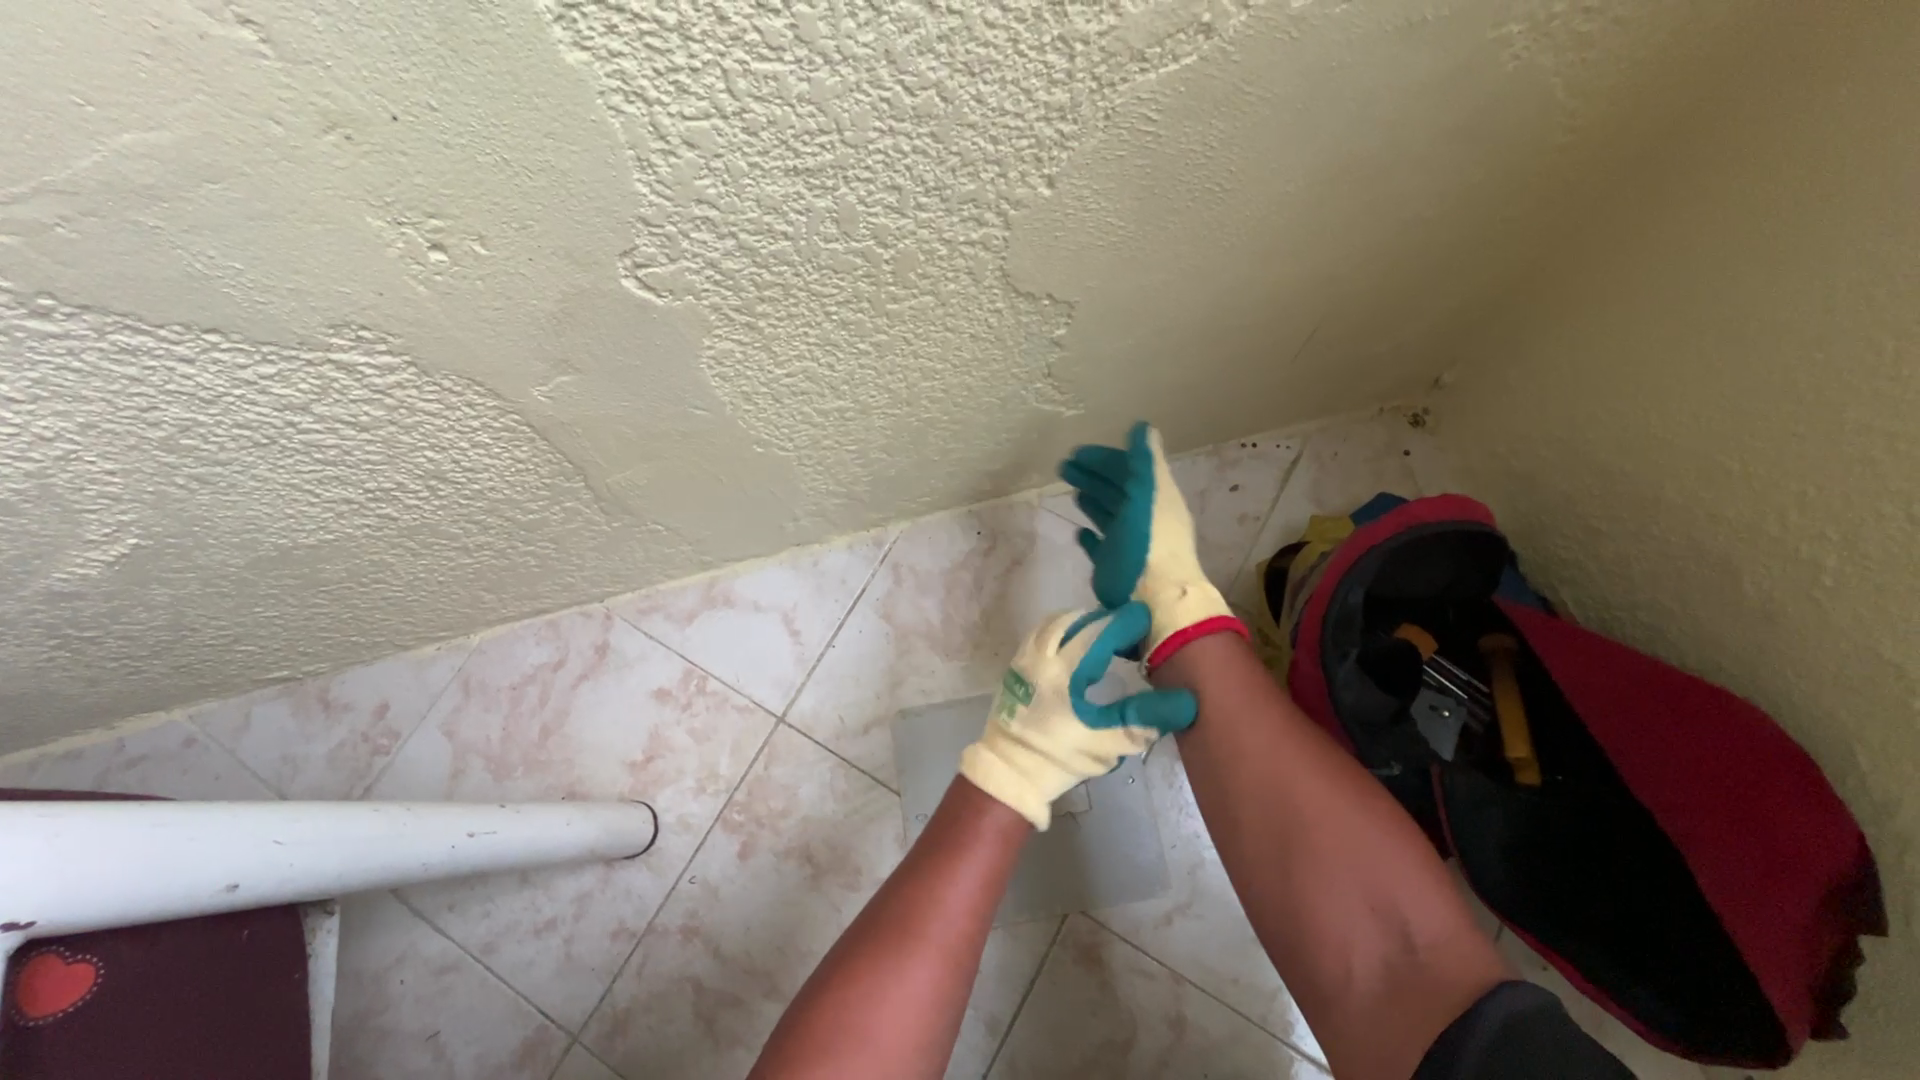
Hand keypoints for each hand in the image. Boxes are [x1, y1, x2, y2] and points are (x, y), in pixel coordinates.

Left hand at [958, 602, 1195, 828]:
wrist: (1009, 772)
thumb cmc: (1058, 758)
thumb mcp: (1105, 743)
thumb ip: (1143, 718)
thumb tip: (1186, 702)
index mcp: (1062, 671)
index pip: (1099, 633)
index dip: (1126, 623)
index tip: (1149, 619)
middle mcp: (1039, 656)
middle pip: (1076, 621)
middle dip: (1105, 620)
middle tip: (1131, 629)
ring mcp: (1023, 658)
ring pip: (1054, 623)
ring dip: (1082, 622)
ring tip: (1106, 634)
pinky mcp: (1015, 665)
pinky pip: (1041, 633)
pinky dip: (1063, 630)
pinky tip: (1077, 646)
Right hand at [1060, 420, 1245, 667]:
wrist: (1154, 596)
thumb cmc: (1151, 541)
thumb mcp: (1151, 493)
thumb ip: (1146, 461)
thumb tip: (1142, 427)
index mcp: (1152, 497)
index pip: (1127, 470)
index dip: (1104, 458)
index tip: (1077, 452)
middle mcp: (1140, 517)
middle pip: (1114, 489)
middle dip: (1092, 475)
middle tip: (1063, 466)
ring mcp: (1126, 542)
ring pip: (1107, 514)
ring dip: (1091, 498)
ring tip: (1072, 488)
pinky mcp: (1112, 565)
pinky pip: (1099, 547)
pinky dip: (1090, 537)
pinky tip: (1080, 531)